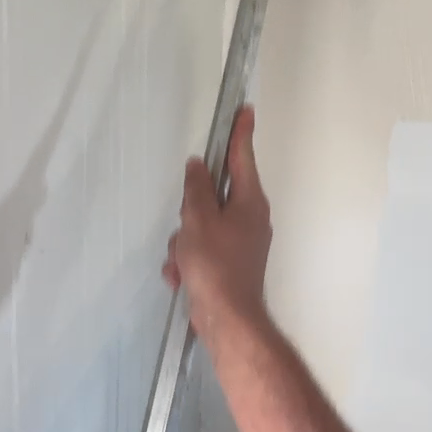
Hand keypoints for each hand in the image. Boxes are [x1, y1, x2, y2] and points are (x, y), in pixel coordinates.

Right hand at [163, 105, 272, 340]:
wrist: (226, 322)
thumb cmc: (215, 265)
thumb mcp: (198, 220)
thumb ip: (196, 189)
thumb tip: (197, 166)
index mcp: (249, 201)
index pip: (242, 156)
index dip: (240, 132)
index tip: (245, 110)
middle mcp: (250, 217)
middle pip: (214, 194)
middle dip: (190, 211)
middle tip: (184, 223)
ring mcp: (241, 242)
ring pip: (201, 225)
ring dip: (184, 241)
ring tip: (182, 261)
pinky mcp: (229, 263)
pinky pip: (201, 249)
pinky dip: (187, 261)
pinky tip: (181, 277)